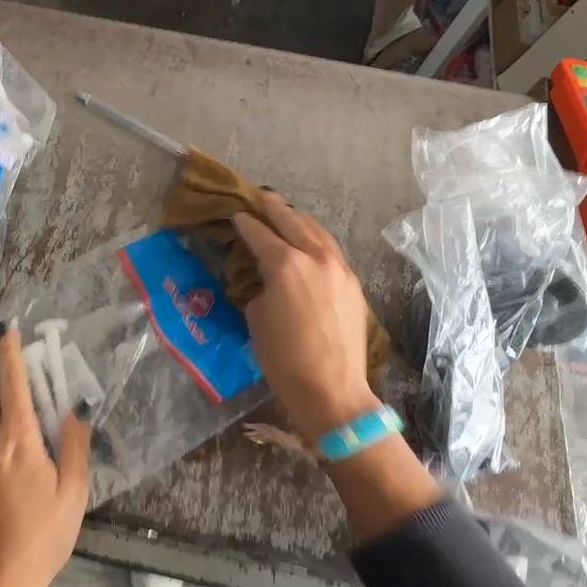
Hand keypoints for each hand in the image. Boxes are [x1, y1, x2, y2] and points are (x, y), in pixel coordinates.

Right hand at [233, 190, 381, 440]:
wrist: (331, 389)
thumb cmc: (283, 358)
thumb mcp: (256, 317)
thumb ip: (259, 286)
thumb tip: (264, 277)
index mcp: (285, 264)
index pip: (259, 234)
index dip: (244, 223)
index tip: (234, 215)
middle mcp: (315, 257)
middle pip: (292, 221)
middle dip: (274, 208)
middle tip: (260, 197)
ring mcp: (339, 268)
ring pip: (317, 231)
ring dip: (298, 219)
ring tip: (285, 212)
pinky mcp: (352, 283)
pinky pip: (330, 249)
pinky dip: (315, 238)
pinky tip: (309, 241)